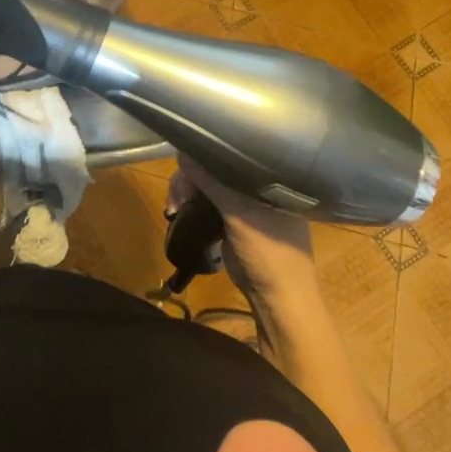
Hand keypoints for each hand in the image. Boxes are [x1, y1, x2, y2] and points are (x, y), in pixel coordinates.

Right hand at [167, 157, 314, 303]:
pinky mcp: (233, 221)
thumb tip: (183, 153)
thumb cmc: (268, 253)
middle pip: (214, 170)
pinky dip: (192, 206)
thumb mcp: (240, 214)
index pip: (230, 155)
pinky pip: (207, 204)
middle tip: (176, 199)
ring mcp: (245, 204)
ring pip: (208, 187)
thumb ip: (212, 183)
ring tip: (174, 209)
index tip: (184, 173)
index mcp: (269, 178)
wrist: (276, 298)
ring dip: (186, 194)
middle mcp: (257, 187)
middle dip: (190, 181)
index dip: (204, 158)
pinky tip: (178, 212)